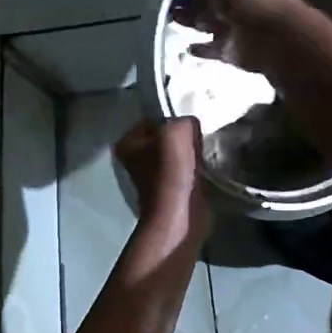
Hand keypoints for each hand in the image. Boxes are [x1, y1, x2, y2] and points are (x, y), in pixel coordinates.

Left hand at [115, 116, 210, 242]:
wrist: (179, 214)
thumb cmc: (171, 171)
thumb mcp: (178, 131)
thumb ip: (184, 119)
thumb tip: (191, 125)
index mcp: (127, 142)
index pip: (153, 119)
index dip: (173, 118)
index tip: (189, 126)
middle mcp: (135, 158)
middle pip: (165, 137)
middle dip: (183, 137)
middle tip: (198, 138)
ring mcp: (152, 176)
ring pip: (177, 153)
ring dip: (191, 153)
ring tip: (202, 153)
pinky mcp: (169, 189)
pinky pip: (185, 169)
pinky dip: (194, 168)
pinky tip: (203, 168)